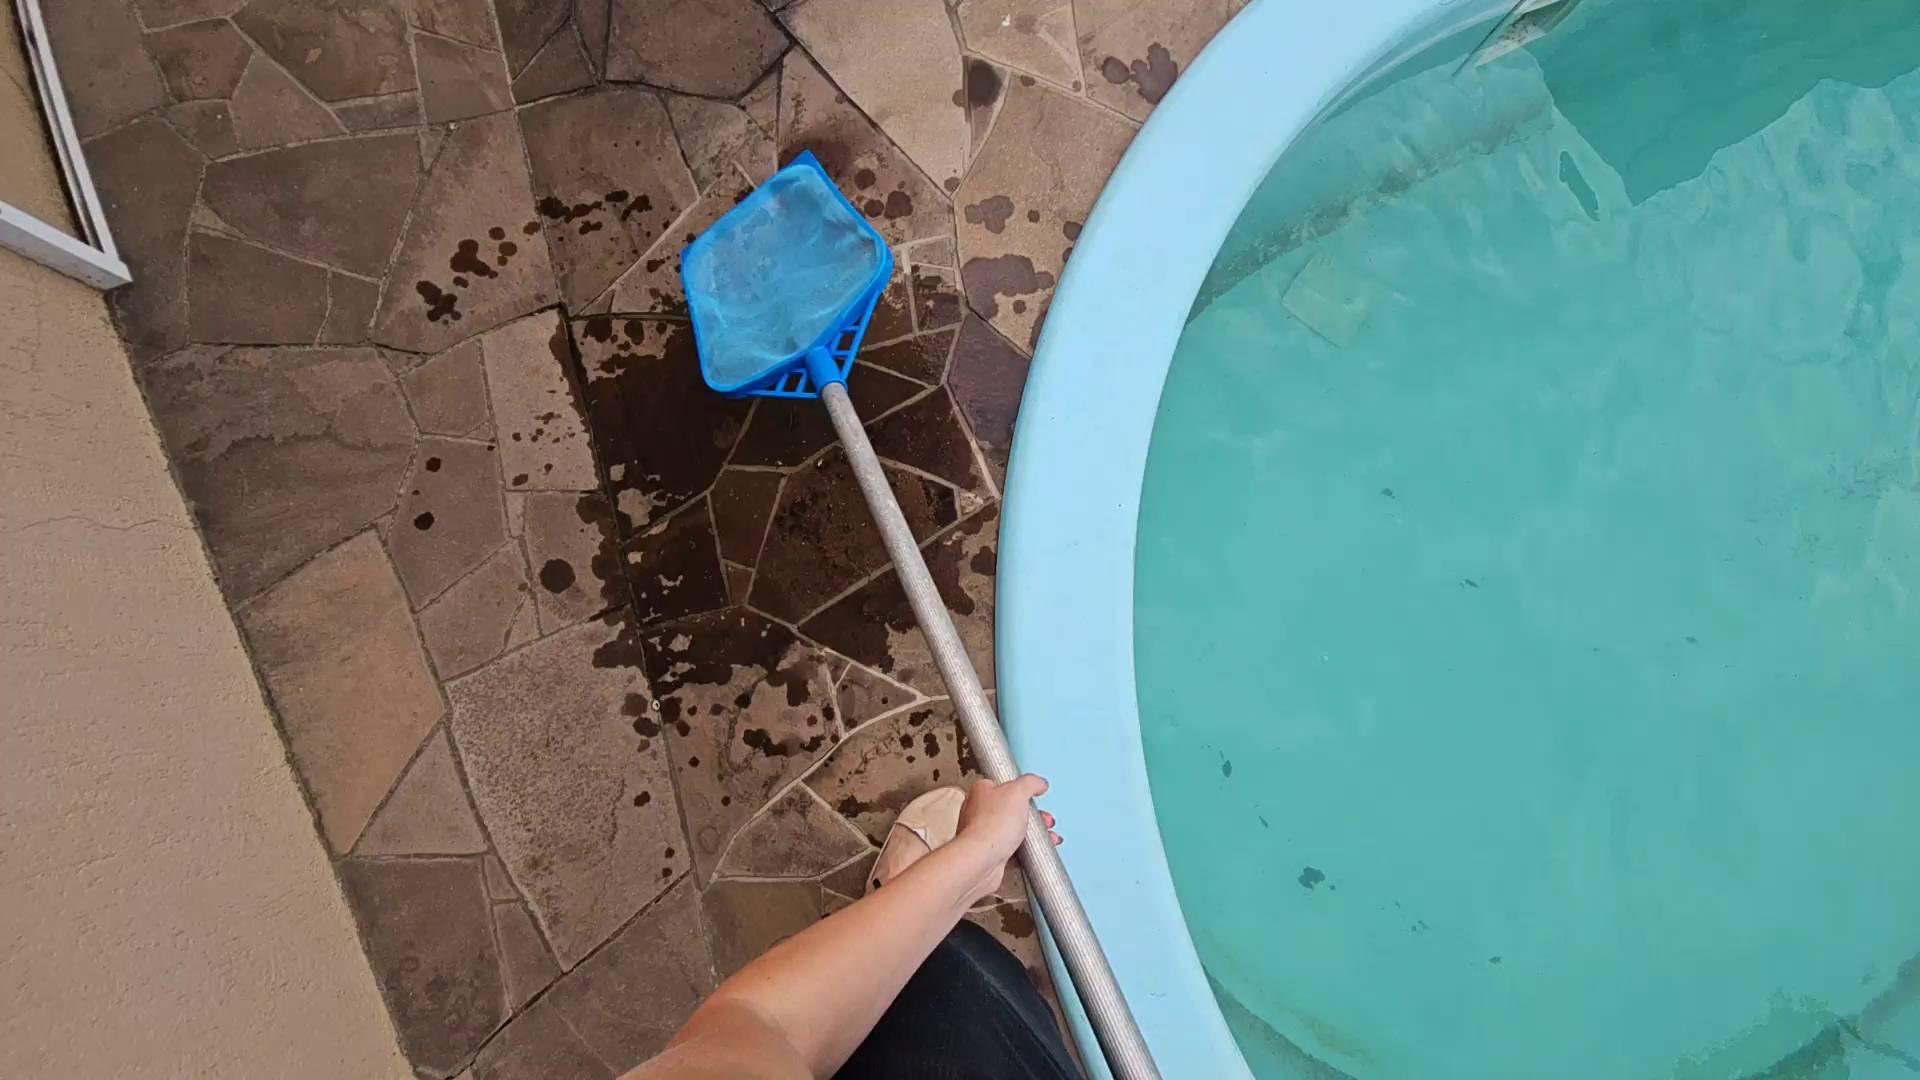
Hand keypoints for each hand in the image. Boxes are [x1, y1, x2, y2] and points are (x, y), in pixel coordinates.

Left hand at [951, 775, 1059, 904]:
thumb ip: (1030, 783)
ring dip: (1033, 835)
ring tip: (1049, 837)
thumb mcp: (1017, 792)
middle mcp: (979, 812)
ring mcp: (984, 835)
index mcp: (982, 791)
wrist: (981, 861)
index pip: (1003, 784)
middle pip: (1011, 810)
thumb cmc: (992, 826)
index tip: (1035, 794)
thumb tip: (1039, 782)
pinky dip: (1025, 853)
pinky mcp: (989, 855)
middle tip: (1045, 819)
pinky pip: (1011, 851)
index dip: (1022, 790)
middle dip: (1033, 816)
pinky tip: (1036, 853)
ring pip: (1012, 832)